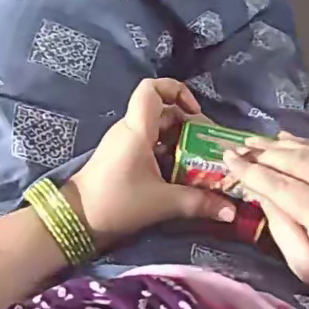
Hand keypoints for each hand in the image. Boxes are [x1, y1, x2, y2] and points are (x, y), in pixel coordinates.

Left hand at [67, 79, 237, 245]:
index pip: (152, 88)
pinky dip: (167, 154)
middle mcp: (129, 130)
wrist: (77, 220)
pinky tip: (181, 174)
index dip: (177, 91)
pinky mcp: (121, 159)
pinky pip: (149, 146)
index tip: (195, 113)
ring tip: (199, 162)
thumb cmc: (117, 203)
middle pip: (163, 111)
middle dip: (188, 124)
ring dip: (180, 142)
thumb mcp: (162, 202)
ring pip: (157, 131)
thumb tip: (231, 211)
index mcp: (137, 129)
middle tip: (207, 146)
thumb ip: (199, 203)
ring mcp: (123, 144)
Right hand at [222, 132, 308, 308]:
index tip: (226, 158)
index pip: (280, 185)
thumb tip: (262, 193)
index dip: (250, 170)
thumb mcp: (305, 266)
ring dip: (283, 145)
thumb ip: (281, 227)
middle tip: (236, 146)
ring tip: (255, 142)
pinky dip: (308, 145)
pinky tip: (288, 141)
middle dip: (263, 152)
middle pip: (298, 161)